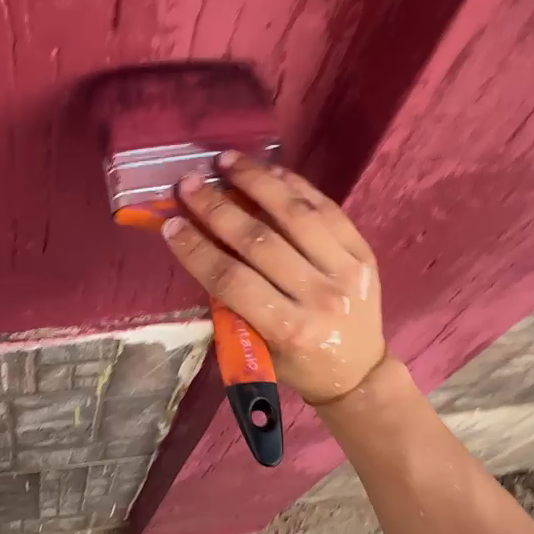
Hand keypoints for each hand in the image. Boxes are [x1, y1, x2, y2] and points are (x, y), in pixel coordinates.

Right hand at [162, 152, 385, 405]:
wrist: (356, 371)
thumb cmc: (295, 364)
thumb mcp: (256, 346)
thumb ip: (232, 303)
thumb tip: (201, 247)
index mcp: (288, 328)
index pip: (232, 281)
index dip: (197, 250)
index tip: (170, 224)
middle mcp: (320, 297)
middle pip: (260, 242)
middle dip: (217, 209)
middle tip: (188, 184)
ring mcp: (346, 271)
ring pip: (295, 215)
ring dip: (256, 183)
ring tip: (225, 161)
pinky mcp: (363, 252)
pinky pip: (325, 208)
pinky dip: (293, 186)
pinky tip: (267, 171)